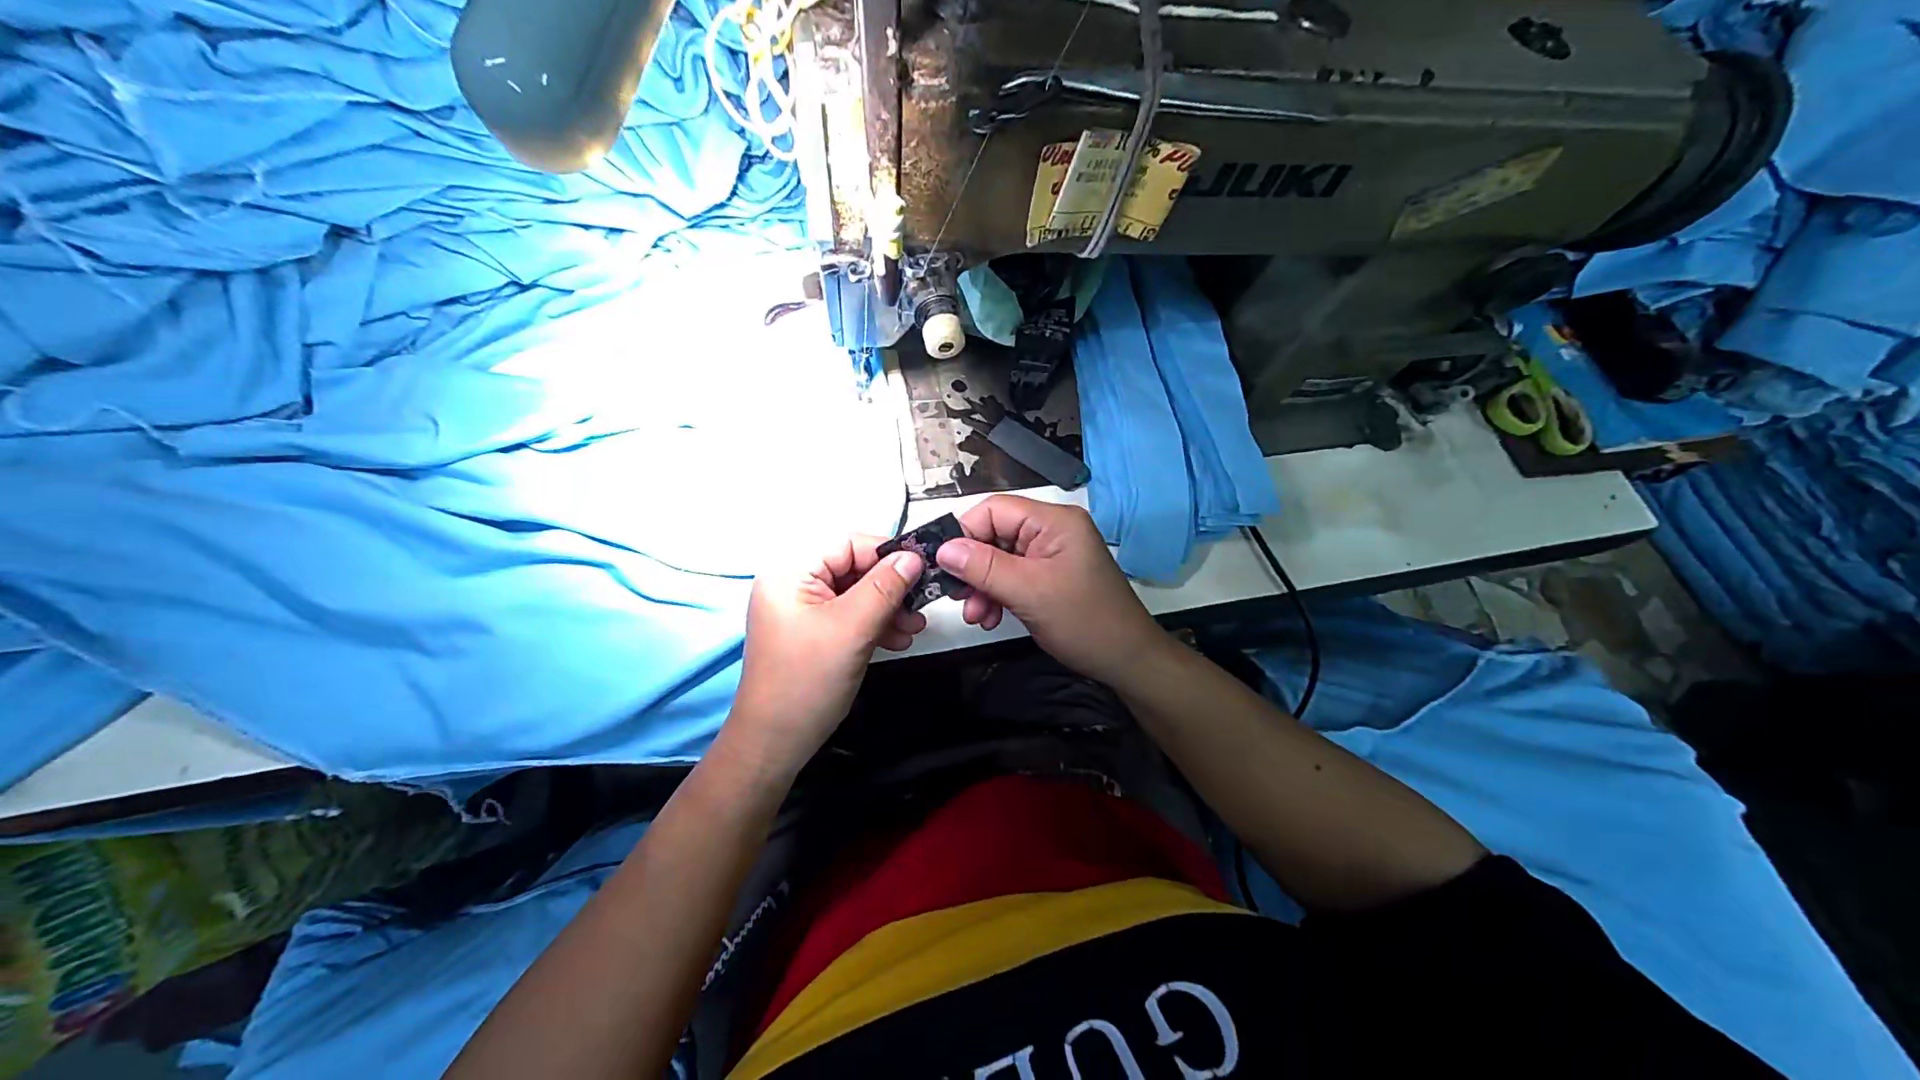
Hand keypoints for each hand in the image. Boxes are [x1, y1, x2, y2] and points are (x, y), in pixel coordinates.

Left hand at [724, 537, 925, 777]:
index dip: (886, 553)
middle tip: (921, 604)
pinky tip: (897, 639)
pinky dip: (876, 624)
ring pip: (857, 592)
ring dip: (888, 607)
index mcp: (789, 572)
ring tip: (912, 627)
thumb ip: (884, 587)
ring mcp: (802, 610)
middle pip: (854, 567)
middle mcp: (793, 584)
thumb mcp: (852, 629)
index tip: (922, 569)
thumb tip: (912, 557)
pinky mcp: (813, 632)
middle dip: (891, 586)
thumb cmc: (804, 684)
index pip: (847, 543)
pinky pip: (851, 614)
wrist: (775, 743)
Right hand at [934, 495, 1169, 686]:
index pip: (994, 510)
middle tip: (959, 596)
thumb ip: (983, 567)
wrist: (1127, 661)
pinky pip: (1012, 576)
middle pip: (994, 534)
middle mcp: (1053, 531)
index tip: (946, 565)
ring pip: (999, 559)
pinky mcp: (1049, 576)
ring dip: (982, 586)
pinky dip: (996, 595)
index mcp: (1055, 521)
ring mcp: (1051, 554)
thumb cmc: (1086, 622)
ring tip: (977, 614)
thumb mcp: (1028, 592)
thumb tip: (943, 549)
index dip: (965, 533)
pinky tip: (991, 617)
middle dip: (973, 567)